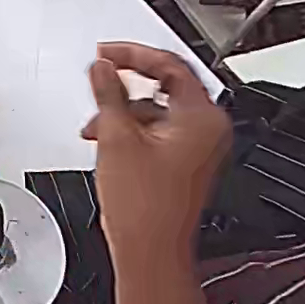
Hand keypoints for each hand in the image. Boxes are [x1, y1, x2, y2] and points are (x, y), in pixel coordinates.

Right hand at [81, 42, 231, 267]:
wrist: (150, 252)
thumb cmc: (146, 208)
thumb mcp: (117, 138)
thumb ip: (109, 94)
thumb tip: (103, 68)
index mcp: (201, 119)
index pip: (169, 65)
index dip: (133, 53)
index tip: (107, 52)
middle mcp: (207, 130)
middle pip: (165, 86)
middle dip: (126, 84)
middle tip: (101, 74)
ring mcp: (198, 147)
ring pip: (157, 109)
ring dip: (124, 111)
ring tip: (97, 125)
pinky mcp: (186, 161)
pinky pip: (159, 130)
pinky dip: (132, 129)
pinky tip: (108, 140)